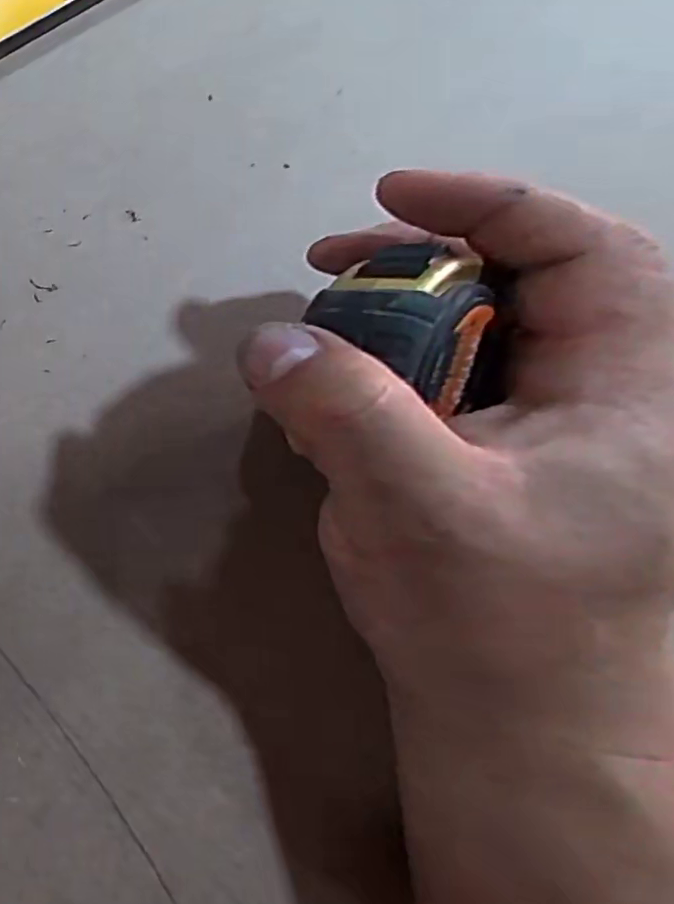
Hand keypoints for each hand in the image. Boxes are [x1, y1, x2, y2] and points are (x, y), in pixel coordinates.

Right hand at [238, 170, 673, 903]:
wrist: (508, 713)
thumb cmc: (494, 614)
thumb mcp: (418, 502)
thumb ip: (343, 410)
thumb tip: (266, 340)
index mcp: (638, 395)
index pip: (590, 256)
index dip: (490, 206)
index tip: (386, 190)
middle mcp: (597, 399)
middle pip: (518, 285)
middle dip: (415, 261)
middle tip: (322, 264)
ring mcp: (530, 431)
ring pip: (460, 338)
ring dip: (376, 325)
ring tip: (308, 340)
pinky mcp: (473, 458)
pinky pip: (417, 387)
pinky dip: (358, 378)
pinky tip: (315, 408)